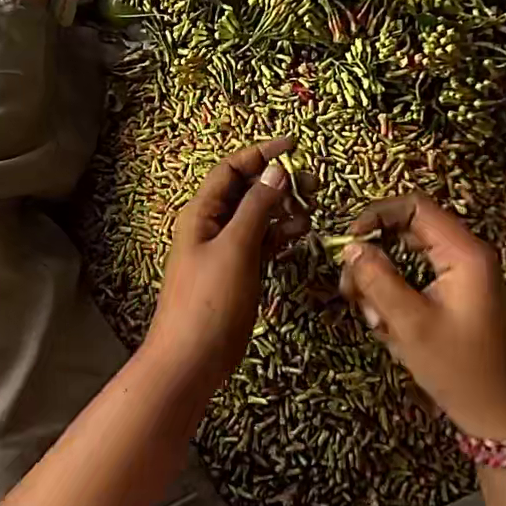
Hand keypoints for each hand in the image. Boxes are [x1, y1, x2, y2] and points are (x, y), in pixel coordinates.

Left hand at [148, 138, 308, 383]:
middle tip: (313, 185)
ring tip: (311, 212)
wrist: (191, 359)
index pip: (231, 169)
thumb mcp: (236, 248)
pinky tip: (300, 234)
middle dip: (278, 183)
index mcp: (201, 212)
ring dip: (282, 209)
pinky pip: (261, 242)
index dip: (261, 154)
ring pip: (257, 217)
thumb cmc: (209, 300)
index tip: (294, 147)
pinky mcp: (237, 271)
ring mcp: (224, 249)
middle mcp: (211, 225)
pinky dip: (279, 235)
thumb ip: (257, 208)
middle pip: (246, 190)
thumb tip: (276, 171)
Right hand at [338, 192, 505, 438]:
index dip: (376, 215)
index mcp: (465, 253)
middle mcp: (465, 255)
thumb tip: (350, 247)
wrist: (500, 416)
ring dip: (380, 281)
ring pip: (404, 256)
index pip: (415, 207)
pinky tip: (386, 324)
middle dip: (373, 256)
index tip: (349, 243)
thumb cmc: (459, 369)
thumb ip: (377, 278)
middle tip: (351, 288)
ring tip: (374, 318)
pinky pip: (413, 278)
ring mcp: (461, 274)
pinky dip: (393, 295)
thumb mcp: (410, 323)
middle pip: (406, 230)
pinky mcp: (454, 293)